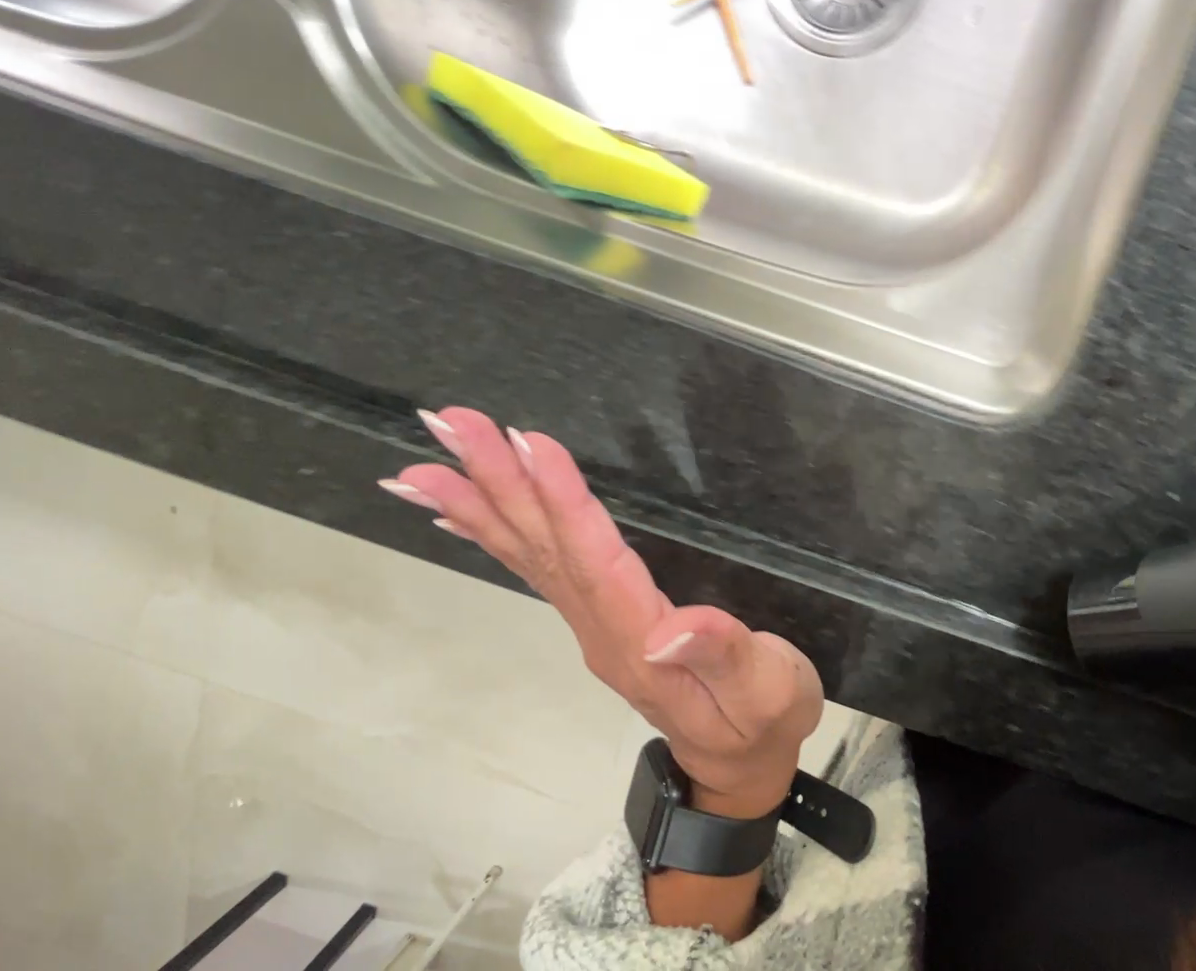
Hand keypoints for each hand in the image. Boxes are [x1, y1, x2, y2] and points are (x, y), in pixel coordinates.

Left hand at [381, 407, 824, 817]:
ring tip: (426, 461)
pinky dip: (496, 540)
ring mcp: (592, 630)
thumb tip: (668, 628)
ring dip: (481, 506)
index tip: (527, 445)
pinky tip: (462, 517)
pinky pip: (538, 573)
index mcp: (642, 643)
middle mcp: (601, 633)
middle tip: (449, 425)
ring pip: (531, 558)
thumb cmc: (764, 722)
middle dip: (498, 485)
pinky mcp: (596, 625)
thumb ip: (724, 656)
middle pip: (545, 551)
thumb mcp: (769, 692)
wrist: (736, 770)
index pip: (594, 562)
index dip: (562, 503)